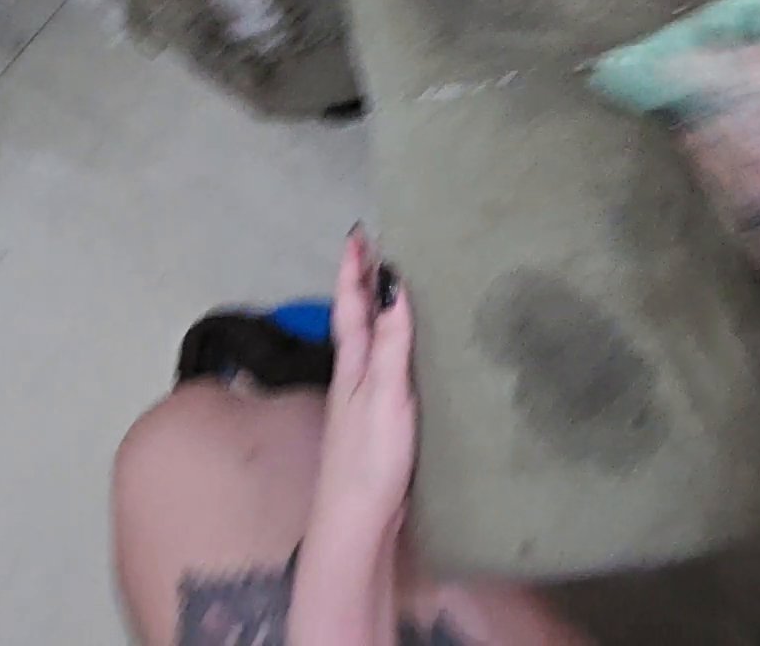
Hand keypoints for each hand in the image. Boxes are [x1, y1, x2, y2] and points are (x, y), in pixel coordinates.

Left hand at [307, 230, 417, 544]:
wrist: (356, 526)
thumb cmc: (370, 457)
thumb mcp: (384, 394)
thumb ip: (390, 342)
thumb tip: (394, 283)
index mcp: (353, 364)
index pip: (351, 305)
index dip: (352, 269)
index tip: (357, 233)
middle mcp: (354, 374)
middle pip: (357, 317)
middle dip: (364, 280)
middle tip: (378, 246)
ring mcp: (364, 398)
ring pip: (369, 339)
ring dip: (377, 308)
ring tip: (395, 284)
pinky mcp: (380, 418)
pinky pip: (384, 362)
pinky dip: (392, 340)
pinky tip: (409, 347)